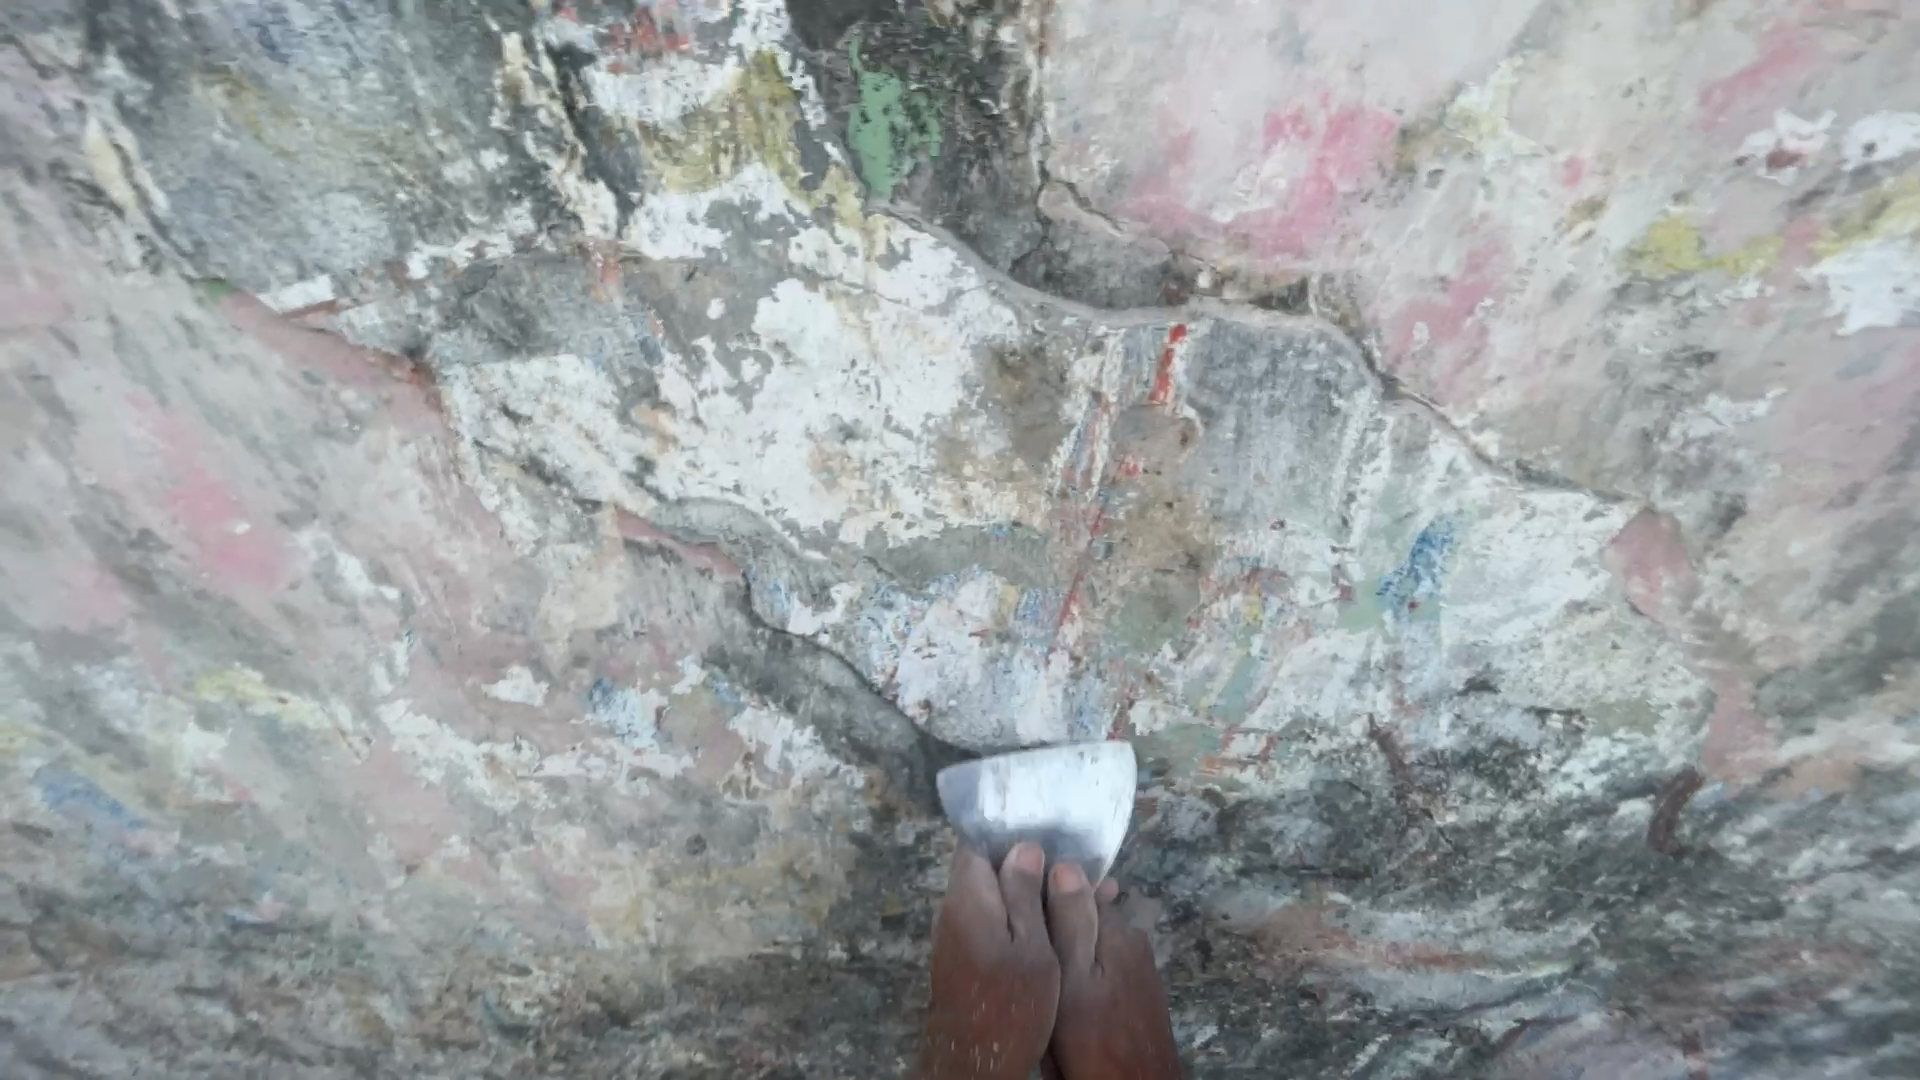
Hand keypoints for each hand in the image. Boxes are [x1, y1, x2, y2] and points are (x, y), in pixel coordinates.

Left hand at [920, 842, 1059, 1079]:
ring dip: (1026, 893)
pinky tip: (1052, 926)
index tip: (1045, 835)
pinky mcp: (962, 955)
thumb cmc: (1009, 1005)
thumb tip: (1025, 847)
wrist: (974, 1065)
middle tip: (1071, 869)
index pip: (977, 842)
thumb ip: (1024, 894)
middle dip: (1026, 865)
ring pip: (992, 895)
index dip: (1009, 835)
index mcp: (968, 896)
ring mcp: (954, 932)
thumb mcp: (1031, 948)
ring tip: (1074, 895)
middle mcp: (953, 907)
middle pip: (986, 868)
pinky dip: (1018, 917)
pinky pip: (990, 919)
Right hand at [1043, 866, 1182, 1079]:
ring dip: (1070, 957)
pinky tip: (1070, 1000)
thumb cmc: (1097, 1040)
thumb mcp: (1073, 980)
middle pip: (1084, 915)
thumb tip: (1065, 864)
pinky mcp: (1138, 995)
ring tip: (1046, 982)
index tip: (1019, 911)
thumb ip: (1070, 922)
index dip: (1044, 894)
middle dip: (1058, 929)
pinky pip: (1101, 970)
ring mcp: (1139, 968)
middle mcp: (1134, 939)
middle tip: (1032, 958)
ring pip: (1091, 945)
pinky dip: (1084, 978)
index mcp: (1118, 928)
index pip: (1075, 885)